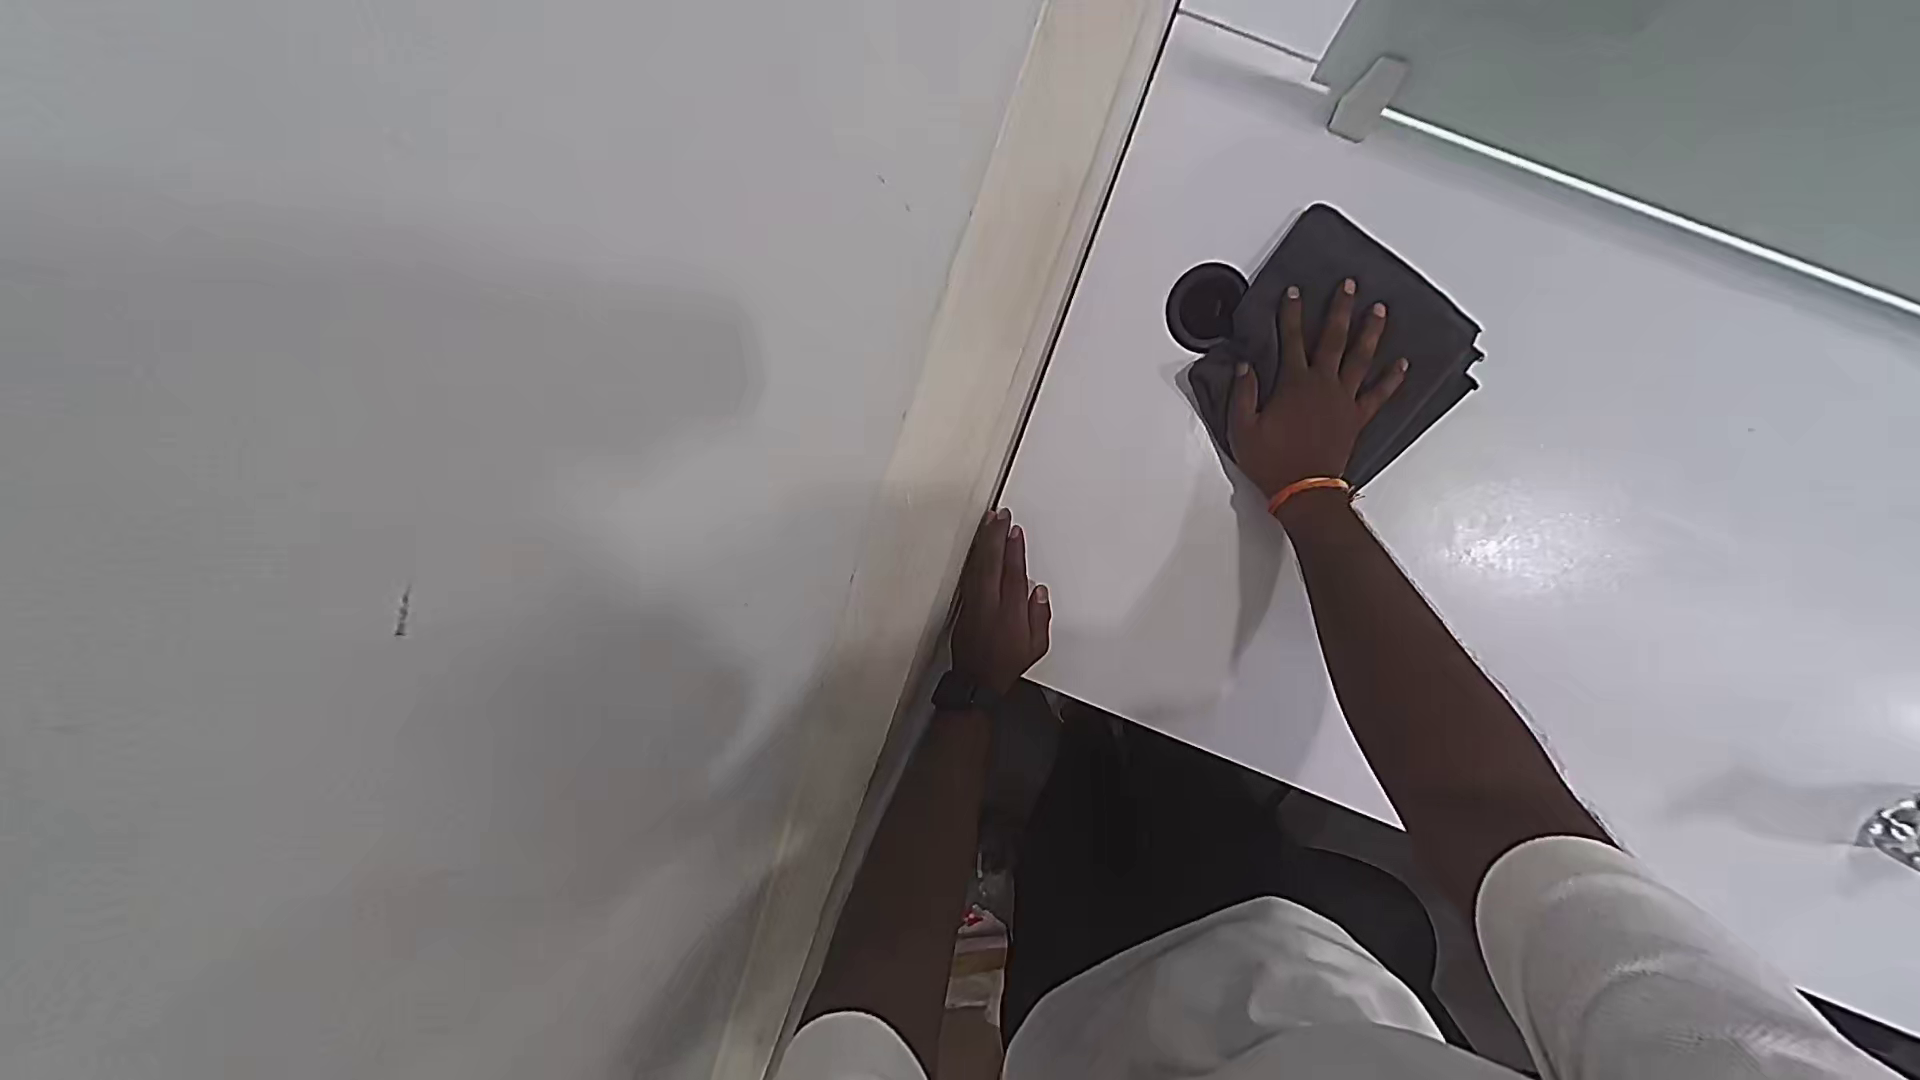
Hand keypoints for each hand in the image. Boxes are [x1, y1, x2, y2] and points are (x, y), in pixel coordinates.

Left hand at [951, 508, 1050, 694]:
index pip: (1012, 572)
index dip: (1014, 548)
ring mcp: (974, 603)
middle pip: (992, 562)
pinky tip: (978, 546)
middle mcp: (989, 604)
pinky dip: (974, 556)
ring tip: (988, 522)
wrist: (976, 680)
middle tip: (1000, 515)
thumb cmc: (1007, 663)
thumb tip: (1037, 591)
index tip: (1015, 529)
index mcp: (1010, 612)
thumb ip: (1040, 616)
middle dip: (996, 535)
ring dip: (983, 541)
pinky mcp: (964, 605)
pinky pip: (969, 574)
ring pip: (977, 565)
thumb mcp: (1036, 645)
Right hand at [1228, 278, 1407, 497]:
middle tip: (1349, 286)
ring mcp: (1343, 400)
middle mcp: (1322, 386)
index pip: (1290, 340)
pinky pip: (1378, 393)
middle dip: (1339, 309)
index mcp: (1293, 385)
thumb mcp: (1242, 428)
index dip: (1291, 314)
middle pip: (1333, 339)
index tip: (1294, 293)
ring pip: (1361, 357)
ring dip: (1370, 332)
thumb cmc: (1271, 460)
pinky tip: (1402, 364)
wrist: (1302, 489)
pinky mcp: (1356, 418)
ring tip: (1379, 310)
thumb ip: (1243, 394)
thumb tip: (1244, 367)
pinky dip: (1392, 378)